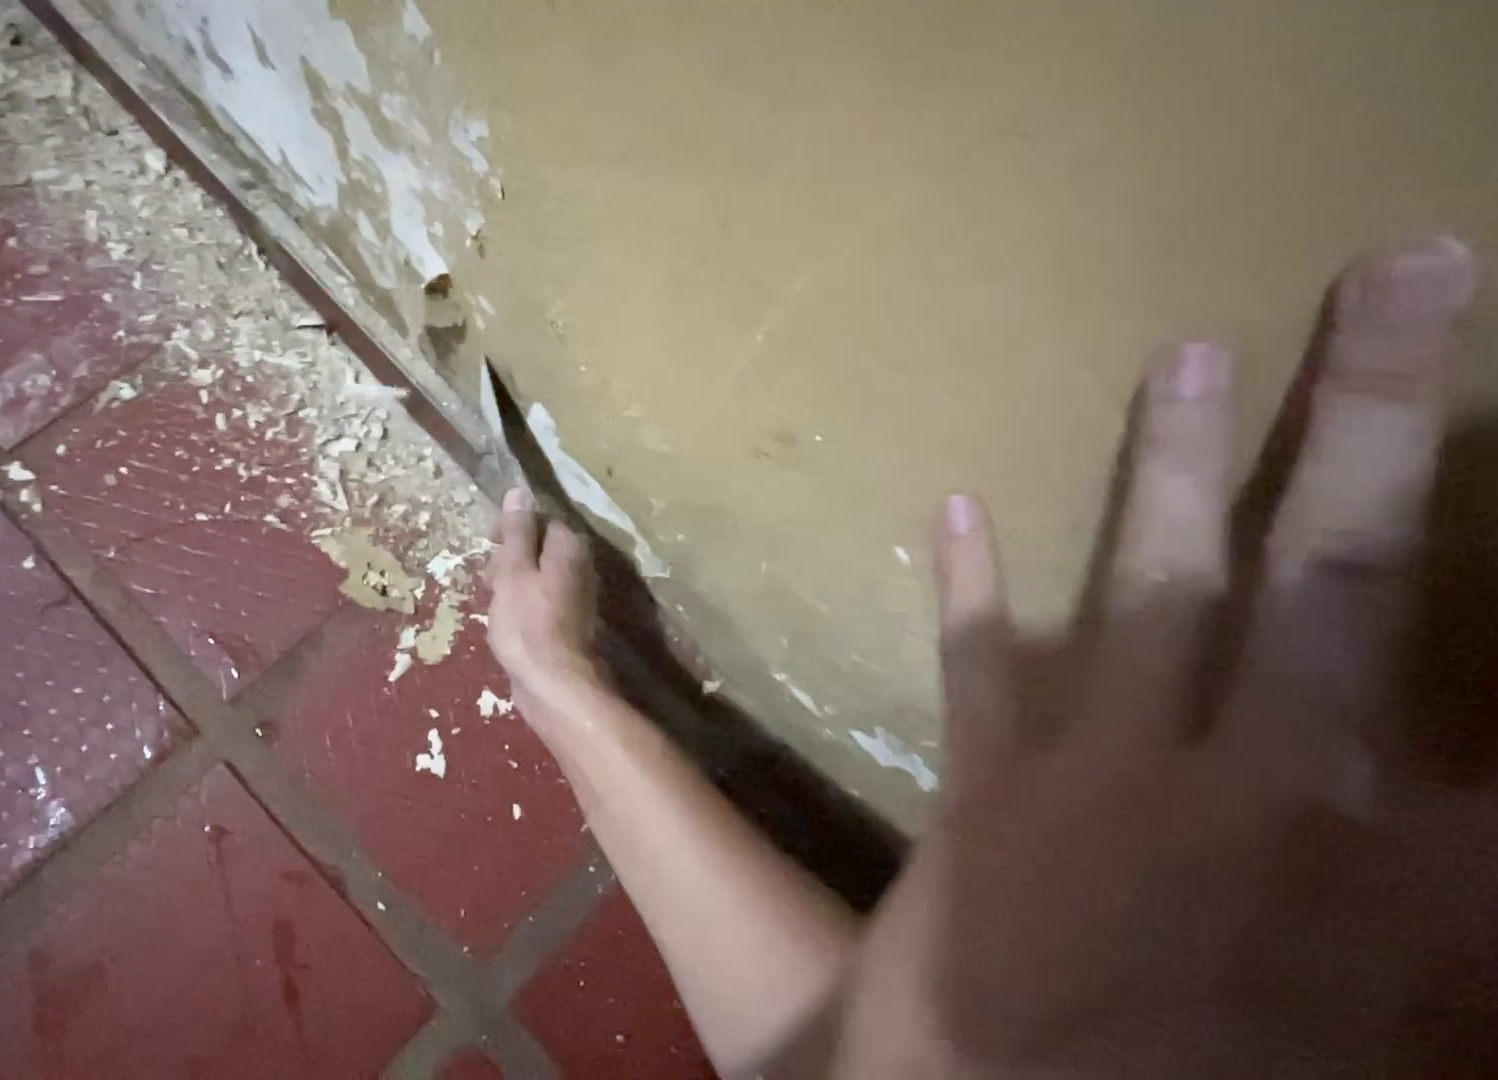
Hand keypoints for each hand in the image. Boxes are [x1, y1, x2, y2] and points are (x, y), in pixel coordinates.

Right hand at [486, 487, 599, 693]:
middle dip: (510, 558)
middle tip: (487, 579)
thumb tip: (518, 492)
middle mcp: (581, 567)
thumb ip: (517, 532)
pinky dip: (523, 604)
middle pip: (541, 548)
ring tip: (492, 602)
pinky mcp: (569, 623)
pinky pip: (542, 601)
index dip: (511, 529)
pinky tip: (507, 621)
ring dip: (513, 583)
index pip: (540, 520)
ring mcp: (578, 597)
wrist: (554, 684)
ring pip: (540, 576)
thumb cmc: (527, 623)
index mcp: (569, 548)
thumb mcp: (513, 572)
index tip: (487, 546)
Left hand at [841, 236, 1488, 1076]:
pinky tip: (956, 503)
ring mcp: (1097, 769)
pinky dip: (969, 585)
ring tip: (1188, 349)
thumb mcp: (1423, 1028)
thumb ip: (1449, 890)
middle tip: (1395, 275)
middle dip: (1372, 418)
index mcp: (1411, 865)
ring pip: (1153, 586)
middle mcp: (1257, 780)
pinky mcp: (986, 787)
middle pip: (1338, 569)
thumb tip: (1448, 777)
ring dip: (1171, 465)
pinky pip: (977, 663)